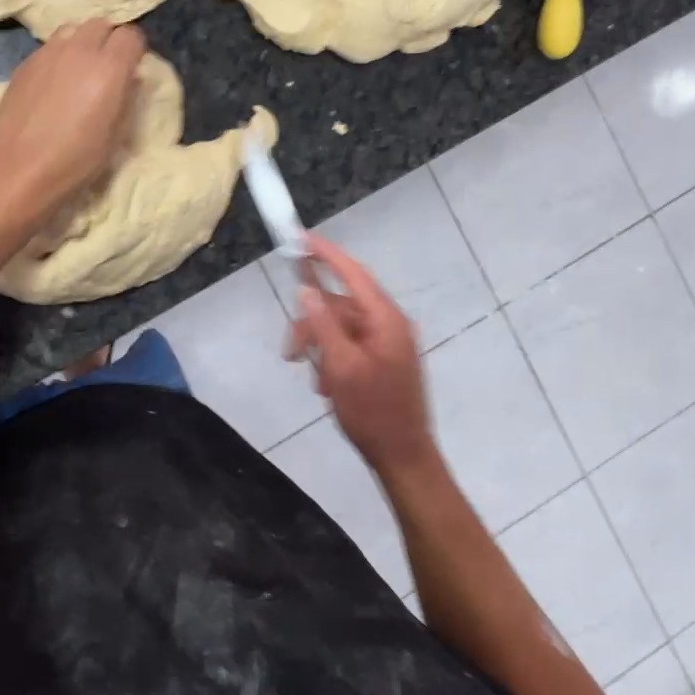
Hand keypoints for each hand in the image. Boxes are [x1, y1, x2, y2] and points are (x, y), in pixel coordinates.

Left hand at [0, 19, 145, 226]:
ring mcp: (47, 54)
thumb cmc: (77, 159)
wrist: (21, 169)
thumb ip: (127, 97)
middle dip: (108, 40)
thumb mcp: (116, 134)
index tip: (132, 67)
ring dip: (81, 43)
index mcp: (109, 68)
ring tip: (78, 70)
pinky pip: (48, 49)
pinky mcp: (24, 65)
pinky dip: (57, 58)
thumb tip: (130, 79)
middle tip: (107, 66)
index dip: (134, 50)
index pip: (131, 35)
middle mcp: (79, 51)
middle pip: (100, 24)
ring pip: (71, 30)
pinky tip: (52, 85)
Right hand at [286, 233, 435, 472]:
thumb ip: (323, 325)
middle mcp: (390, 324)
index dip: (325, 254)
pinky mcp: (384, 360)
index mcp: (385, 319)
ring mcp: (389, 343)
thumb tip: (306, 290)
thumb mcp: (341, 367)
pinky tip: (326, 384)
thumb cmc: (372, 412)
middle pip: (341, 305)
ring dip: (321, 346)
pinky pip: (350, 344)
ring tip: (314, 379)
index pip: (352, 273)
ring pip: (342, 327)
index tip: (300, 238)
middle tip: (290, 352)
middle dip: (312, 323)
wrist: (403, 456)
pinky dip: (333, 358)